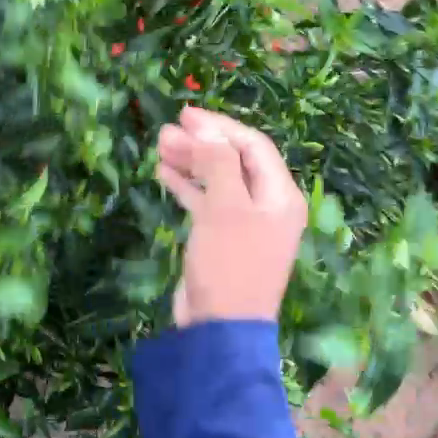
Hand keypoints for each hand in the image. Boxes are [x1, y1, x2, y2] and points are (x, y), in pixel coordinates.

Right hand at [155, 107, 306, 326]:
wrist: (220, 324)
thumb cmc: (229, 262)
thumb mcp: (225, 208)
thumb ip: (218, 164)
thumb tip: (206, 129)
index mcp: (279, 196)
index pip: (253, 146)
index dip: (220, 126)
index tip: (185, 114)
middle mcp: (266, 205)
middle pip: (234, 161)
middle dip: (201, 142)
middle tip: (164, 130)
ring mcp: (243, 222)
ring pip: (216, 179)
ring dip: (190, 161)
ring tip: (158, 146)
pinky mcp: (221, 238)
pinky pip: (205, 201)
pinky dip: (186, 185)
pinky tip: (163, 173)